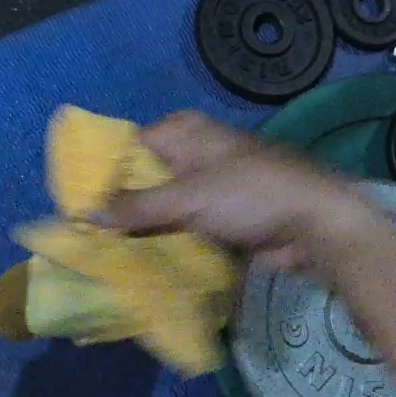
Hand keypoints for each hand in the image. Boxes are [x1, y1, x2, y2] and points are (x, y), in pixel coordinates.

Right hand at [108, 111, 381, 272]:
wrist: (317, 224)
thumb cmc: (252, 195)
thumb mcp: (189, 199)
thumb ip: (138, 207)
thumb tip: (87, 213)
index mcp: (185, 132)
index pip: (128, 147)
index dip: (103, 176)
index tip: (78, 208)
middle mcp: (194, 153)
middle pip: (145, 179)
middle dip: (122, 208)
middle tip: (89, 239)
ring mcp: (210, 186)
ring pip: (165, 207)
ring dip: (145, 230)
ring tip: (108, 256)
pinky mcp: (224, 216)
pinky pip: (186, 227)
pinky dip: (170, 242)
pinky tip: (146, 263)